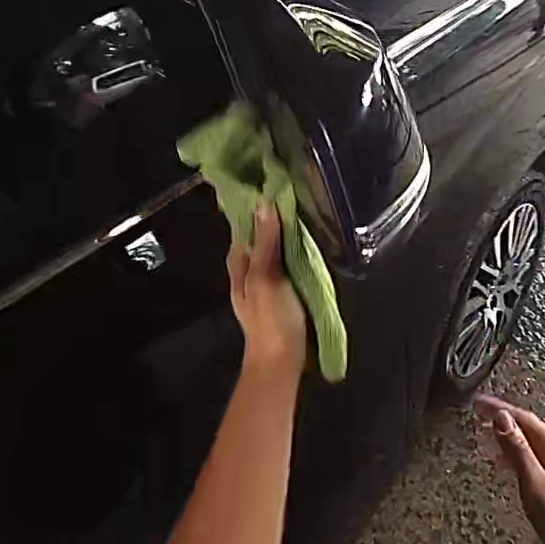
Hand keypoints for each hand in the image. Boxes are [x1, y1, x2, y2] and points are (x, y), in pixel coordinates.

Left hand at [228, 201, 306, 377]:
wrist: (280, 363)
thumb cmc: (270, 319)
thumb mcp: (265, 278)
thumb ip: (265, 243)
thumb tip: (264, 205)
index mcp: (239, 262)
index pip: (243, 223)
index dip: (253, 203)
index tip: (269, 180)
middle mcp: (248, 267)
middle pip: (258, 234)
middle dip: (270, 214)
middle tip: (291, 189)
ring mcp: (265, 280)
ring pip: (272, 246)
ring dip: (283, 230)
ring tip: (301, 207)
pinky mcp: (282, 290)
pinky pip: (285, 260)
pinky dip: (292, 248)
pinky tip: (305, 241)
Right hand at [476, 395, 544, 543]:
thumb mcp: (536, 487)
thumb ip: (518, 451)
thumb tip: (501, 416)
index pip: (523, 418)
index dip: (499, 408)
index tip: (475, 401)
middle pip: (529, 427)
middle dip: (503, 419)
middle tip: (476, 414)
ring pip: (533, 443)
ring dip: (510, 436)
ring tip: (486, 434)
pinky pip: (538, 458)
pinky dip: (519, 454)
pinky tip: (508, 463)